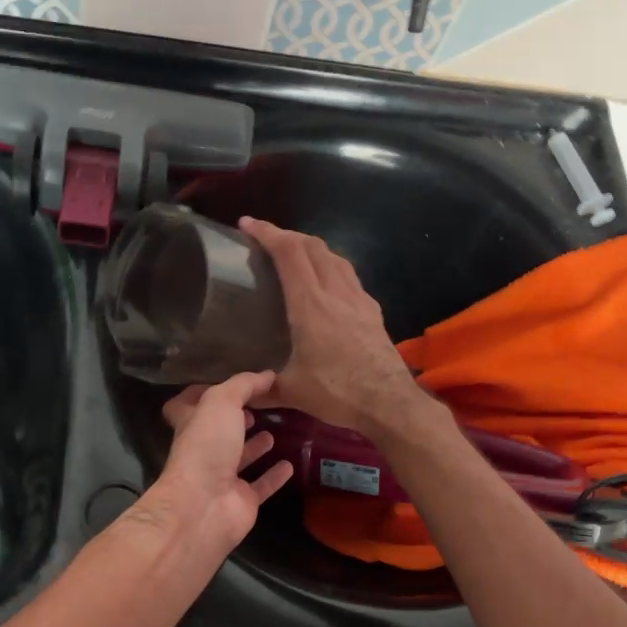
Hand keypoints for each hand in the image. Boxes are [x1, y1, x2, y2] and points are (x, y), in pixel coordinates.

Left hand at [138, 370, 294, 548]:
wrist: (203, 506)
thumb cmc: (206, 447)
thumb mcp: (221, 402)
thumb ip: (243, 385)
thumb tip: (268, 375)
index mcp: (191, 426)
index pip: (187, 406)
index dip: (201, 394)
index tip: (227, 385)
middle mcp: (204, 451)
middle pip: (218, 432)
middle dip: (235, 419)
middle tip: (260, 406)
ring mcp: (222, 478)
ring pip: (240, 459)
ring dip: (254, 446)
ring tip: (275, 431)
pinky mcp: (243, 500)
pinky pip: (261, 485)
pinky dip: (274, 476)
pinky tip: (291, 464)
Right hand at [240, 217, 428, 434]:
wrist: (389, 402)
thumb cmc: (337, 392)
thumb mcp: (292, 392)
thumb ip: (261, 389)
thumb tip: (238, 393)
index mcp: (310, 304)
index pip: (288, 252)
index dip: (267, 232)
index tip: (247, 224)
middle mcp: (335, 292)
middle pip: (313, 246)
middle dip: (288, 235)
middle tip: (267, 239)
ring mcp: (358, 299)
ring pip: (334, 257)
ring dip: (312, 248)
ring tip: (295, 256)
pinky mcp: (373, 311)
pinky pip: (349, 276)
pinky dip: (332, 267)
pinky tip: (327, 284)